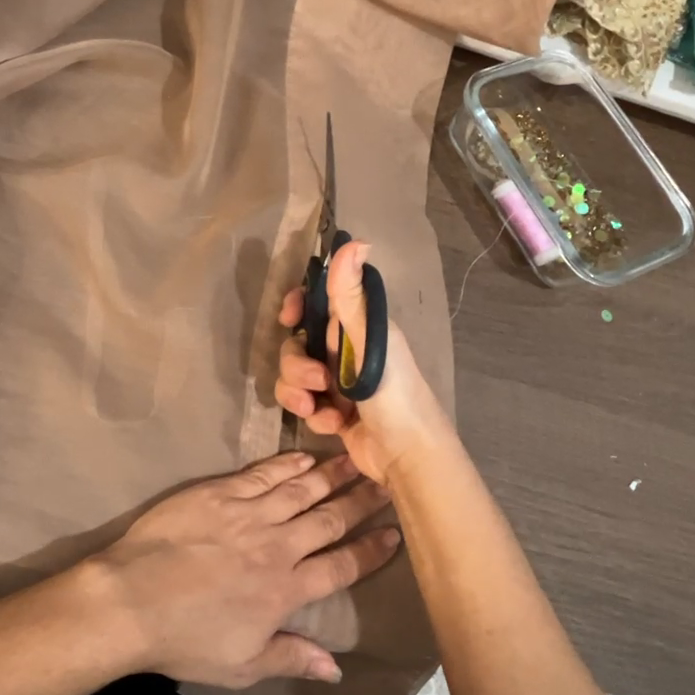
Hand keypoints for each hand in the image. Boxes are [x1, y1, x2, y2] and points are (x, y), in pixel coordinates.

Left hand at [88, 452, 398, 688]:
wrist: (131, 598)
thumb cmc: (184, 638)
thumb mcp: (241, 665)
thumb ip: (290, 656)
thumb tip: (335, 667)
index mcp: (284, 591)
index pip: (340, 566)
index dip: (370, 550)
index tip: (395, 534)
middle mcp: (274, 547)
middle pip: (328, 519)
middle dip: (360, 501)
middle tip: (387, 481)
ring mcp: (247, 514)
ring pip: (300, 490)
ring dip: (330, 474)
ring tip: (355, 458)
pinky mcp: (219, 492)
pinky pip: (261, 474)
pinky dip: (286, 464)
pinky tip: (304, 456)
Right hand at [276, 240, 448, 486]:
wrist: (406, 455)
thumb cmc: (393, 390)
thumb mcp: (370, 338)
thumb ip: (352, 294)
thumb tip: (356, 239)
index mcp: (358, 325)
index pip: (318, 300)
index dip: (297, 306)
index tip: (288, 318)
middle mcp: (345, 349)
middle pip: (296, 344)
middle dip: (296, 365)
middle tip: (317, 380)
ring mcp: (337, 382)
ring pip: (293, 377)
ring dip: (298, 393)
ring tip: (318, 409)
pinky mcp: (331, 412)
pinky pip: (304, 405)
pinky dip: (315, 416)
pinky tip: (334, 426)